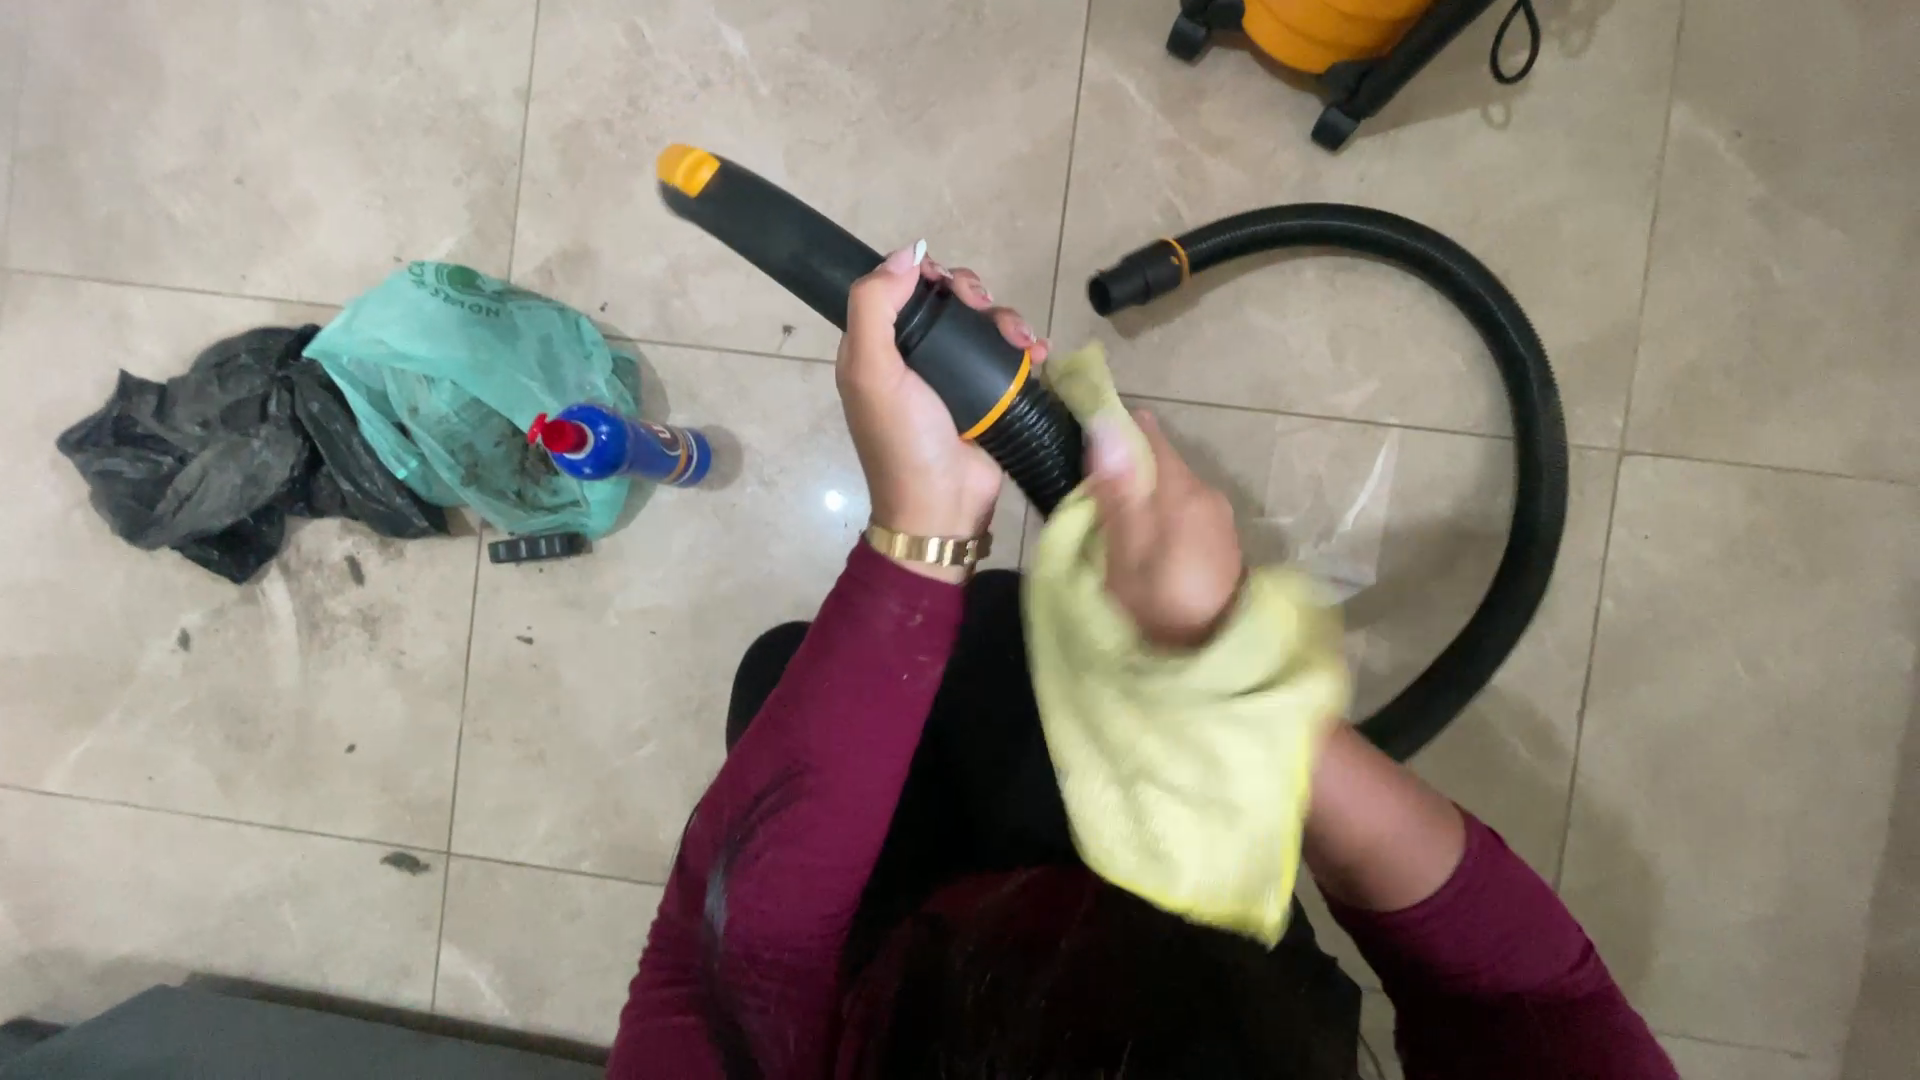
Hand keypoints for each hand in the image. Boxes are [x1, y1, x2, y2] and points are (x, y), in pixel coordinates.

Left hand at [837, 243, 1047, 563]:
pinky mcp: (988, 395)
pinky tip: (1038, 353)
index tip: (946, 285)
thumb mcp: (871, 372)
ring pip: (982, 324)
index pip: (899, 289)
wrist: (944, 507)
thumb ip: (874, 307)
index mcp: (877, 348)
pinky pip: (1007, 355)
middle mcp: (914, 357)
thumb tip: (907, 254)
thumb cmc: (903, 441)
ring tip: (1022, 340)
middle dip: (971, 294)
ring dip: (1005, 319)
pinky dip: (1025, 346)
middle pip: (946, 302)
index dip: (924, 275)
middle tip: (984, 309)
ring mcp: (954, 377)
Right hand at [1085, 409, 1244, 647]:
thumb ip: (1117, 491)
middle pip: (1158, 461)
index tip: (1081, 452)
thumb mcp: (1126, 556)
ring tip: (1109, 525)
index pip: (1146, 434)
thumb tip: (1106, 426)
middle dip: (1123, 470)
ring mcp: (1217, 514)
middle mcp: (1207, 492)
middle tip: (1087, 503)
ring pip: (1167, 485)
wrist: (1213, 657)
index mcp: (1183, 492)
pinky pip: (1180, 507)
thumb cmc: (1161, 610)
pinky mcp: (1219, 536)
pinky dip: (1156, 513)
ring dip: (1138, 494)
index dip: (1112, 434)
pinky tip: (1139, 541)